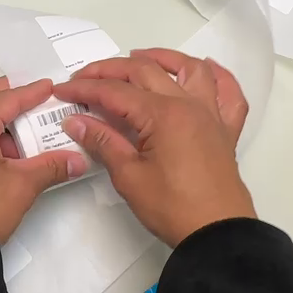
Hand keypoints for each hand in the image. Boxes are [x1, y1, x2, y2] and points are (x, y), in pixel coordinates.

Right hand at [52, 48, 253, 246]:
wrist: (219, 236)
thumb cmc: (172, 208)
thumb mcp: (128, 176)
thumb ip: (103, 142)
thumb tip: (75, 121)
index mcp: (162, 115)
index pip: (114, 92)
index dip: (85, 89)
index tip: (63, 91)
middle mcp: (188, 105)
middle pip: (144, 71)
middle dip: (110, 70)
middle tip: (84, 77)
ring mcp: (211, 115)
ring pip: (190, 69)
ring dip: (163, 58)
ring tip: (139, 57)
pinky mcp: (225, 131)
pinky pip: (229, 94)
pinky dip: (219, 77)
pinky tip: (206, 70)